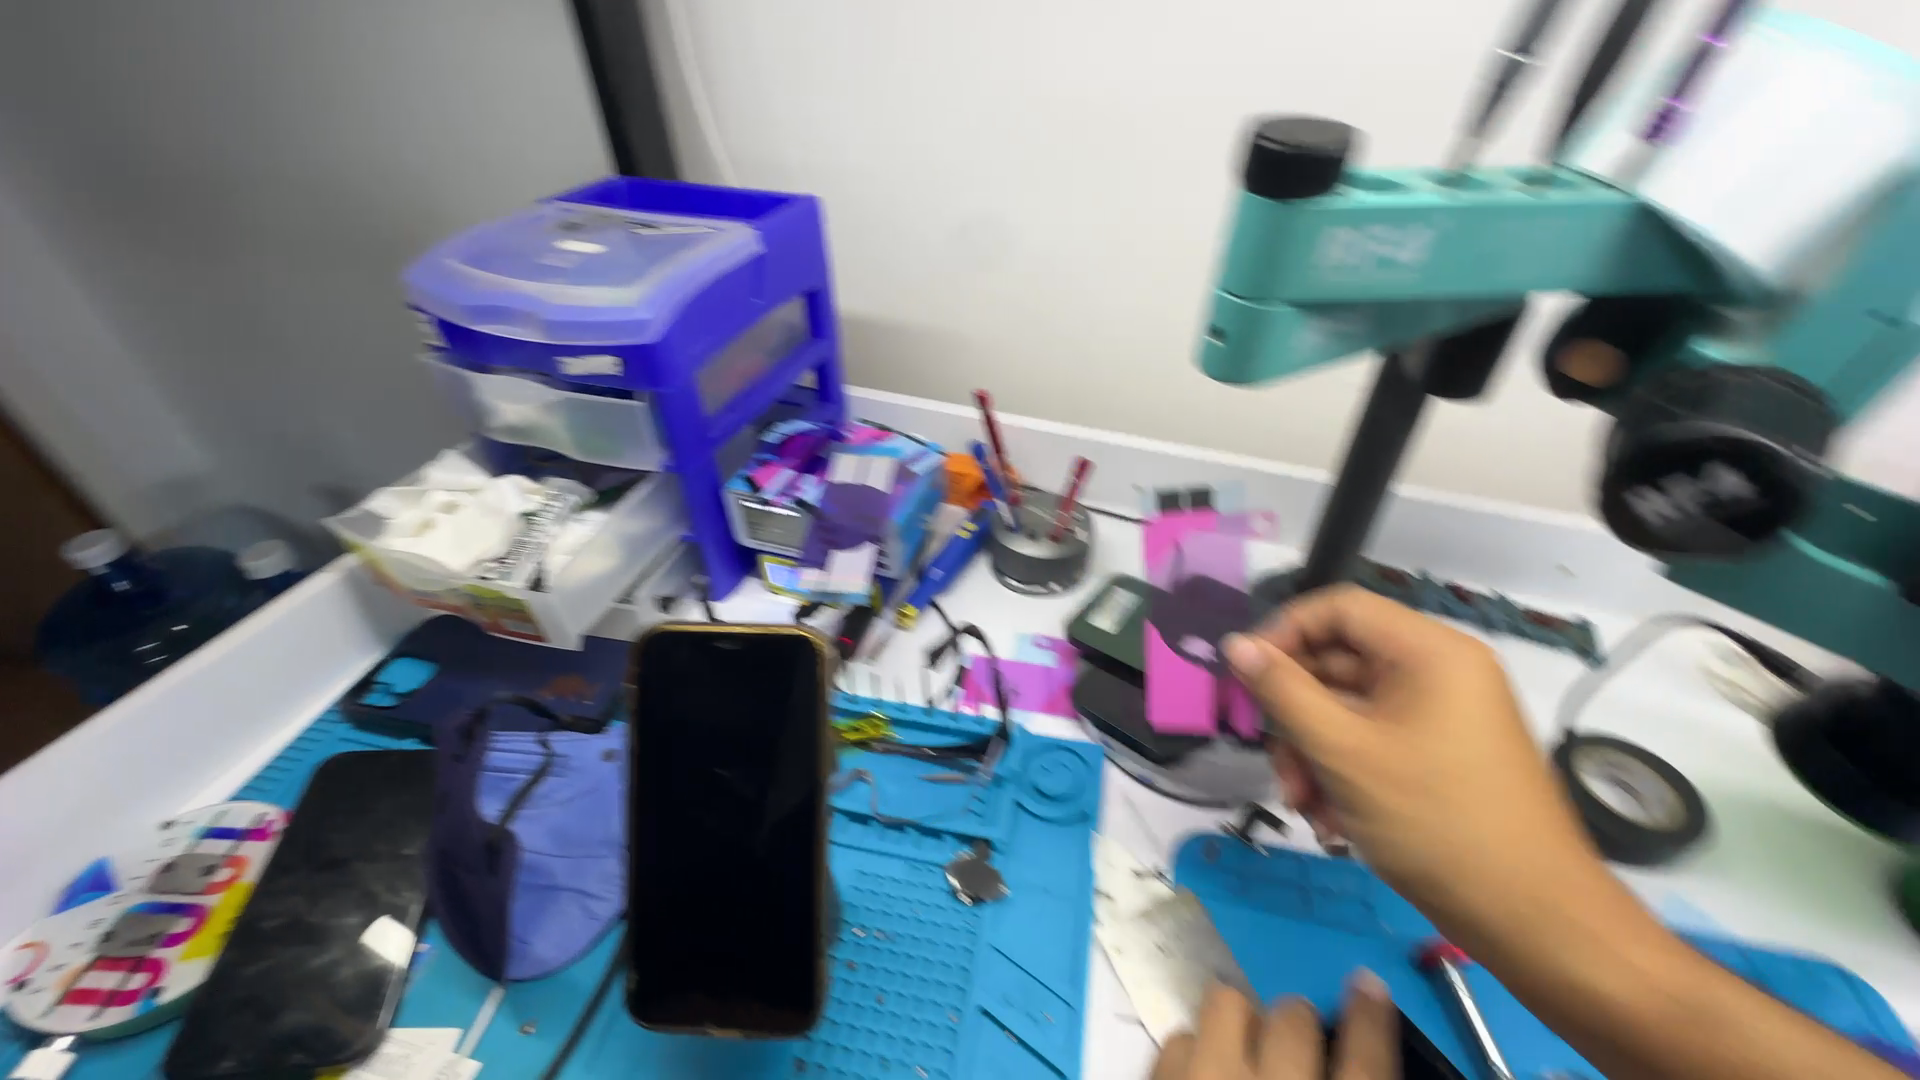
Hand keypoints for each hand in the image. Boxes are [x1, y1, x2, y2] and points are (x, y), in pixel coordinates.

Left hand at [1151, 975, 1396, 1079]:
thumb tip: (1347, 1058)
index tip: (1369, 984)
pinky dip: (1189, 1055)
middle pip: (1292, 1018)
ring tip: (1237, 1048)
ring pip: (1225, 1005)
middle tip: (1290, 1040)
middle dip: (1294, 1023)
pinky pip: (1176, 1040)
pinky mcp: (1159, 1078)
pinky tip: (1196, 1074)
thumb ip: (1349, 1076)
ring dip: (1235, 1024)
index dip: (1371, 1019)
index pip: (1367, 1061)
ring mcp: (1206, 1078)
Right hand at [1223, 585, 1608, 947]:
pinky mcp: (1440, 753)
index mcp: (1429, 652)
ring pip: (1347, 709)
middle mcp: (1439, 671)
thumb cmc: (1434, 820)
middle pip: (1338, 664)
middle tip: (1277, 764)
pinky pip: (1371, 740)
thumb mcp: (1342, 751)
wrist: (1531, 919)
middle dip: (1295, 716)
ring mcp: (1442, 714)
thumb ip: (1281, 691)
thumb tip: (1235, 644)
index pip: (1339, 608)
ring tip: (1305, 805)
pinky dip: (1342, 772)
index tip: (1244, 675)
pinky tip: (1333, 819)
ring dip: (1312, 753)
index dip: (1283, 632)